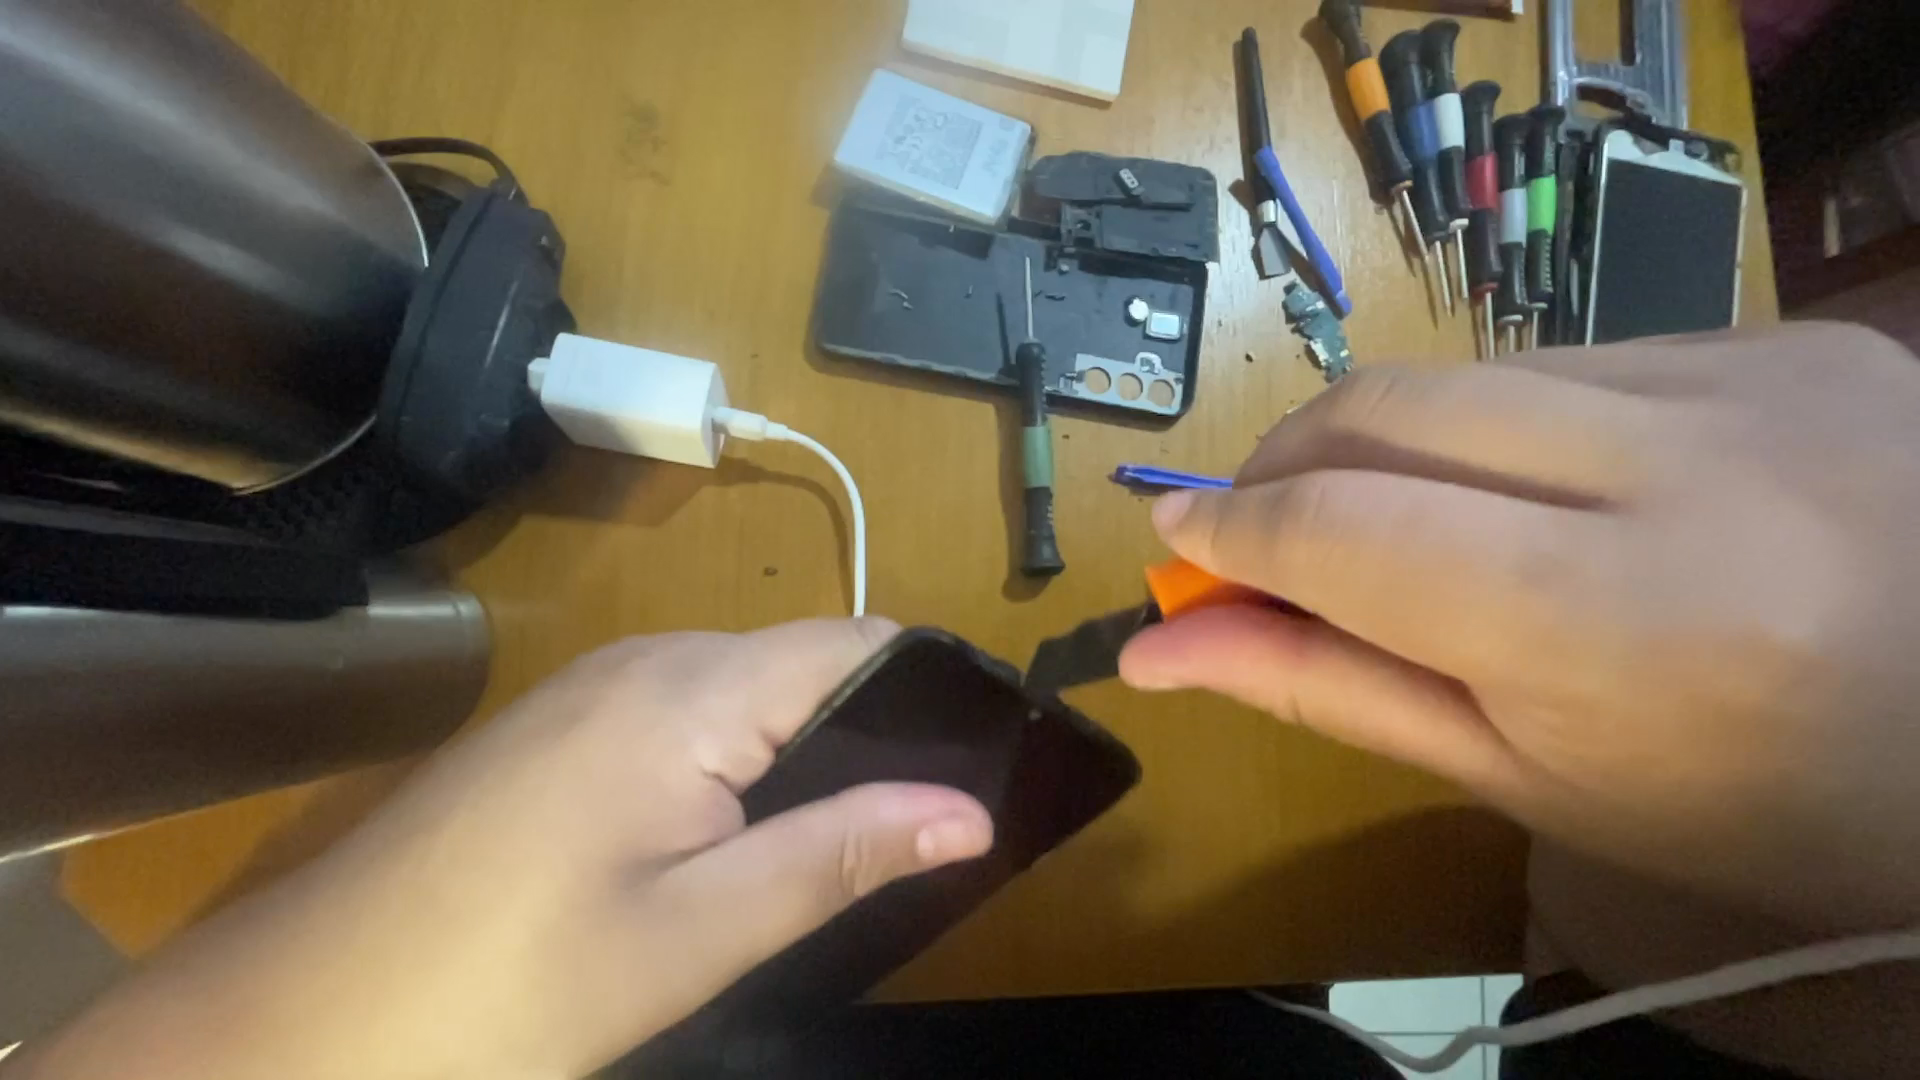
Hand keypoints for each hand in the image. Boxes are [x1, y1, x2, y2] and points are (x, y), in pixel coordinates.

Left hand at [16, 619, 991, 1079]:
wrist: (279, 1037)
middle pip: (806, 658)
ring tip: (861, 816)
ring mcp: (603, 683)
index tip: (987, 741)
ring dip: (812, 735)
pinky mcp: (573, 719)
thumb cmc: (502, 990)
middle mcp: (653, 658)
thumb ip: (839, 854)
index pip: (854, 644)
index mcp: (692, 692)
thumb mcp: (694, 933)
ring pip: (753, 681)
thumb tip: (971, 813)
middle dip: (878, 717)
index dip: (930, 681)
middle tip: (932, 806)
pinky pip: (698, 706)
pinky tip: (754, 816)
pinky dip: (750, 746)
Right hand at [1121, 324, 1919, 932]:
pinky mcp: (1776, 340)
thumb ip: (1317, 689)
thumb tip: (1154, 653)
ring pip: (1451, 378)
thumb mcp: (1506, 773)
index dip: (1234, 529)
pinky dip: (1473, 427)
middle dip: (1280, 463)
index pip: (1347, 529)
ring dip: (1374, 446)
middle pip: (1382, 410)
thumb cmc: (1739, 814)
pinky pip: (1542, 364)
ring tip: (1393, 522)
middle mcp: (1694, 468)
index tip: (1175, 538)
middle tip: (1252, 528)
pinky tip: (1517, 492)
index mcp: (1623, 626)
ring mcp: (1754, 377)